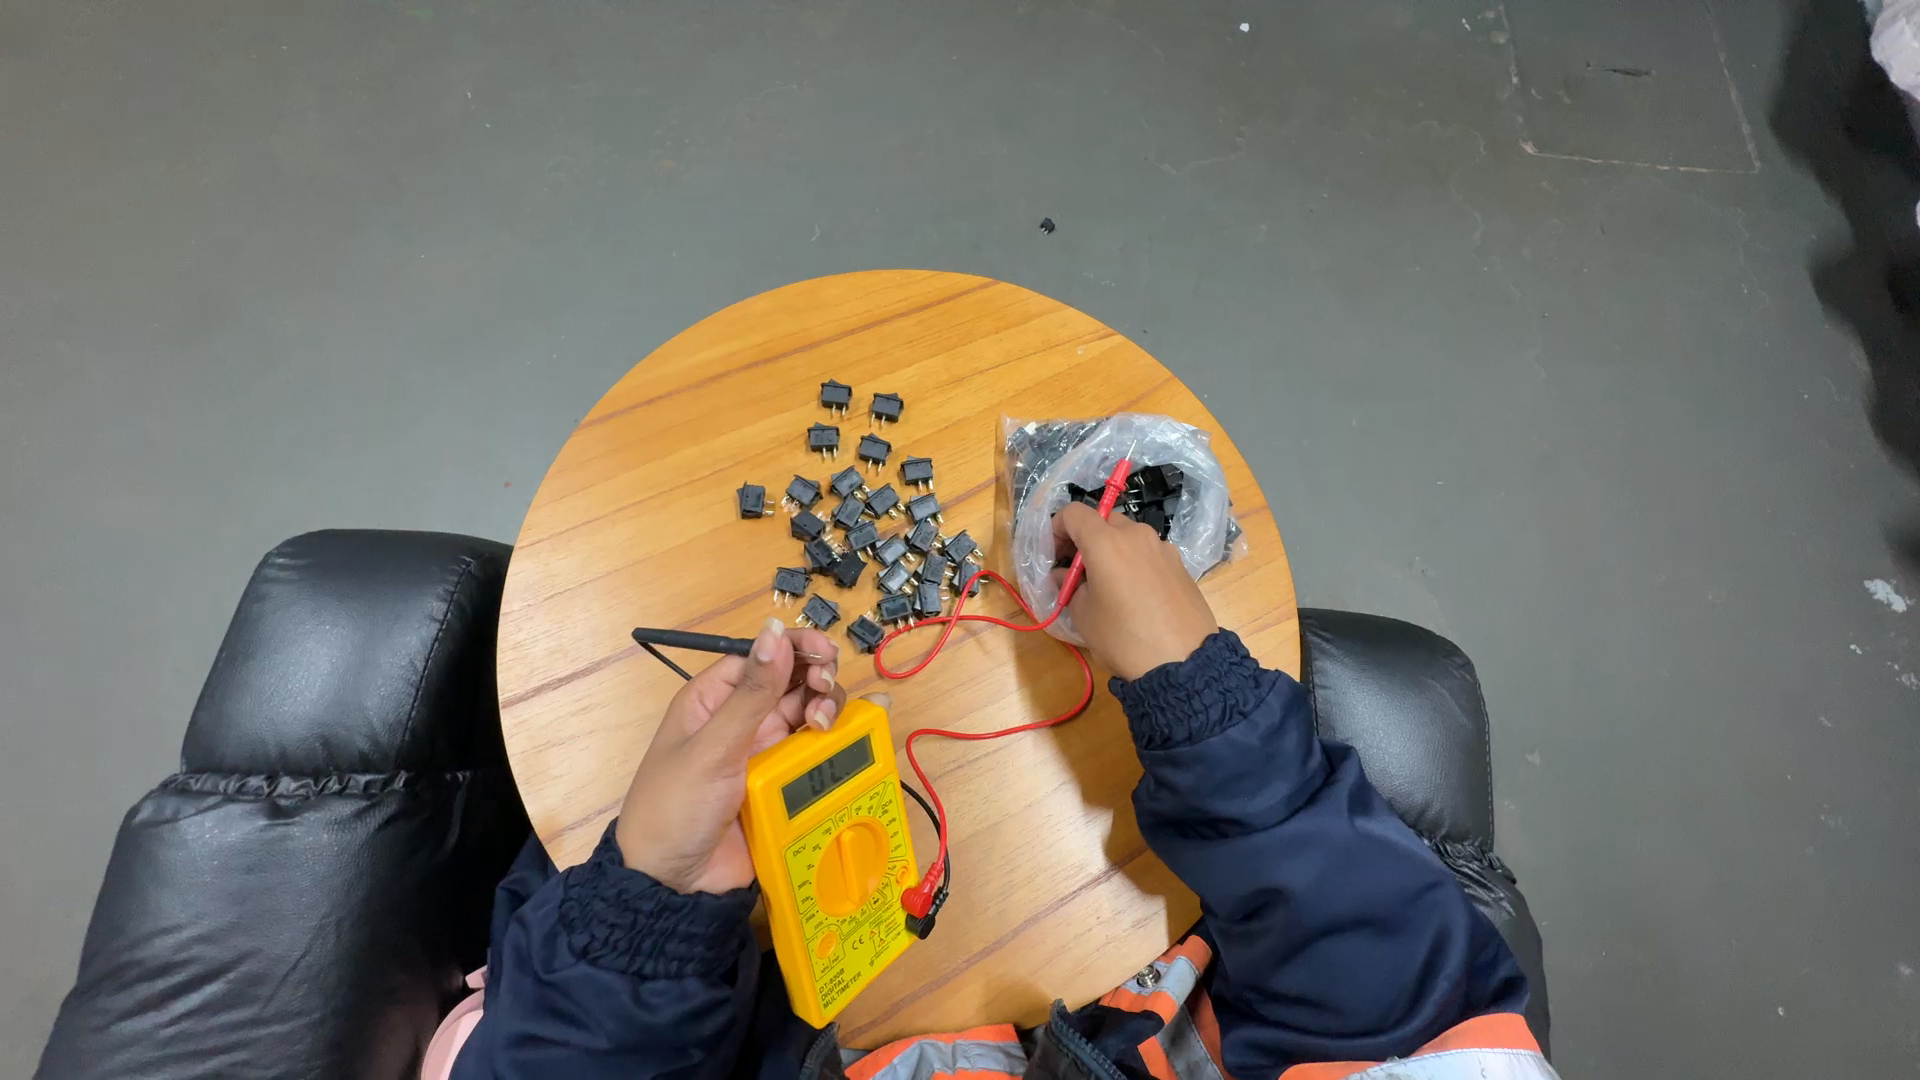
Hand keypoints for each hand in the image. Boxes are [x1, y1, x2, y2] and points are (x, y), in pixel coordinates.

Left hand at [616, 618, 845, 893]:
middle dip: (816, 676)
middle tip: (823, 689)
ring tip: (824, 723)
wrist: (675, 888)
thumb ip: (751, 692)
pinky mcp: (787, 780)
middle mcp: (744, 717)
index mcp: (714, 699)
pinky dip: (840, 738)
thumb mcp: (712, 747)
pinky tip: (858, 729)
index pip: (761, 655)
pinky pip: (819, 750)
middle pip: (793, 678)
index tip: (824, 652)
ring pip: (811, 710)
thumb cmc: (675, 809)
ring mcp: (768, 749)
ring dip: (827, 706)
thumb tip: (775, 631)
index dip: (795, 647)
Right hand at [1052, 502, 1218, 679]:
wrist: (1183, 663)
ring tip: (1108, 586)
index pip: (1074, 513)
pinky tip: (1136, 596)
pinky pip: (1148, 554)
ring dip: (1112, 551)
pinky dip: (1134, 563)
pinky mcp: (1181, 565)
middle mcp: (1136, 535)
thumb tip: (1065, 575)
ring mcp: (1163, 548)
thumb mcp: (1083, 615)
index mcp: (1106, 542)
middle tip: (1079, 572)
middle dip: (1086, 540)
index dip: (1057, 529)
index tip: (1055, 555)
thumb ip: (1069, 586)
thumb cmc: (1123, 637)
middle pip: (1103, 521)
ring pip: (1128, 537)